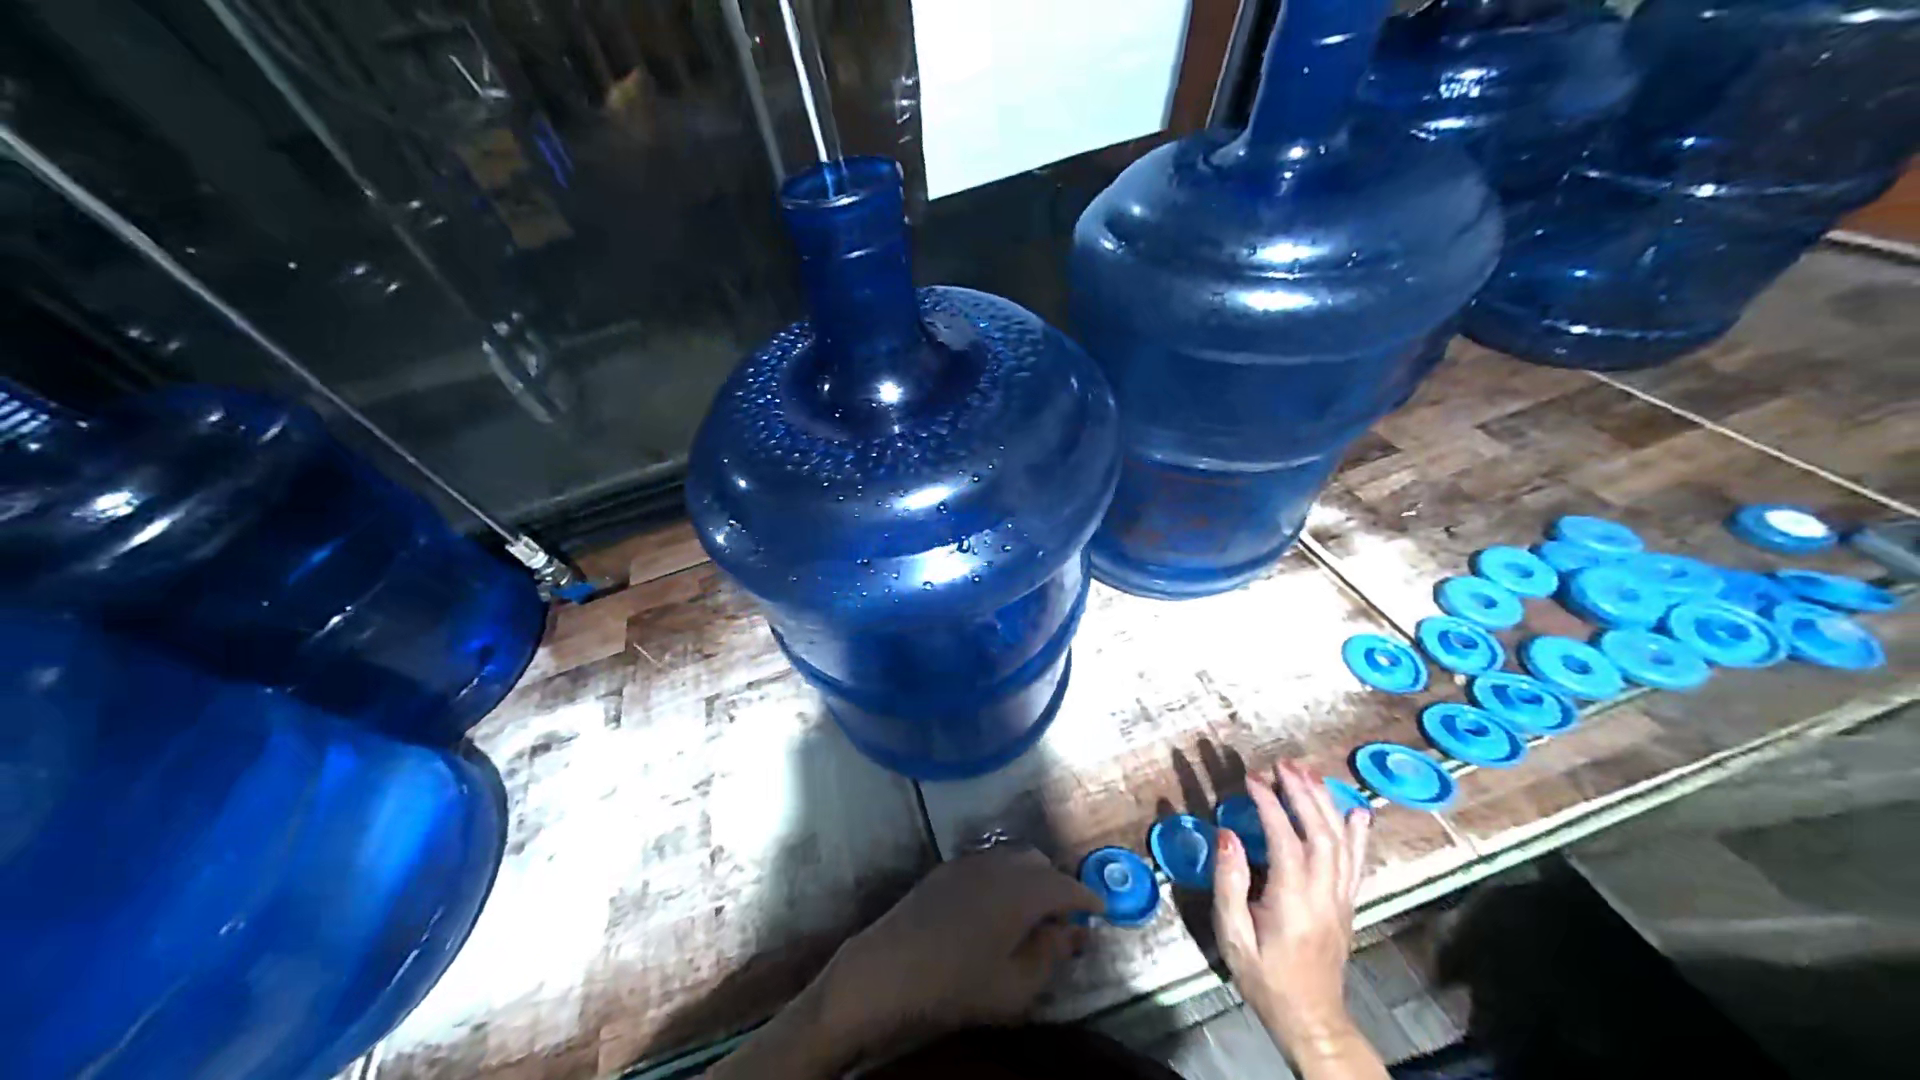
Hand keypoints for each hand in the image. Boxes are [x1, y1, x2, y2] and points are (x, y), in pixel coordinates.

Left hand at [712, 846, 1099, 1077]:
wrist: (886, 970)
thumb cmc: (956, 984)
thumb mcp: (1015, 985)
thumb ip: (1051, 953)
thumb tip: (1074, 931)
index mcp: (1021, 890)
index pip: (1066, 884)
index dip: (1087, 896)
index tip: (1100, 911)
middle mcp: (997, 865)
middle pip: (1039, 863)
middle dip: (1056, 884)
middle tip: (1063, 917)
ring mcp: (967, 863)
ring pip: (1011, 858)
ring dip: (1029, 878)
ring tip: (1030, 913)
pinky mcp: (944, 870)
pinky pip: (986, 864)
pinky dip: (1003, 878)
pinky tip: (994, 907)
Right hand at [1213, 761, 1381, 1075]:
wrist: (1311, 1019)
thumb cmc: (1264, 977)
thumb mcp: (1232, 935)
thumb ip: (1229, 883)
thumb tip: (1227, 834)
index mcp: (1293, 899)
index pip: (1286, 838)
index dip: (1270, 803)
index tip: (1252, 777)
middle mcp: (1324, 893)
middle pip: (1320, 832)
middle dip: (1302, 792)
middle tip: (1282, 763)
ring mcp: (1341, 898)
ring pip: (1342, 842)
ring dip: (1325, 803)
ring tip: (1308, 773)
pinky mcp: (1348, 903)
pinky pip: (1357, 862)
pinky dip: (1357, 832)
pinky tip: (1355, 810)